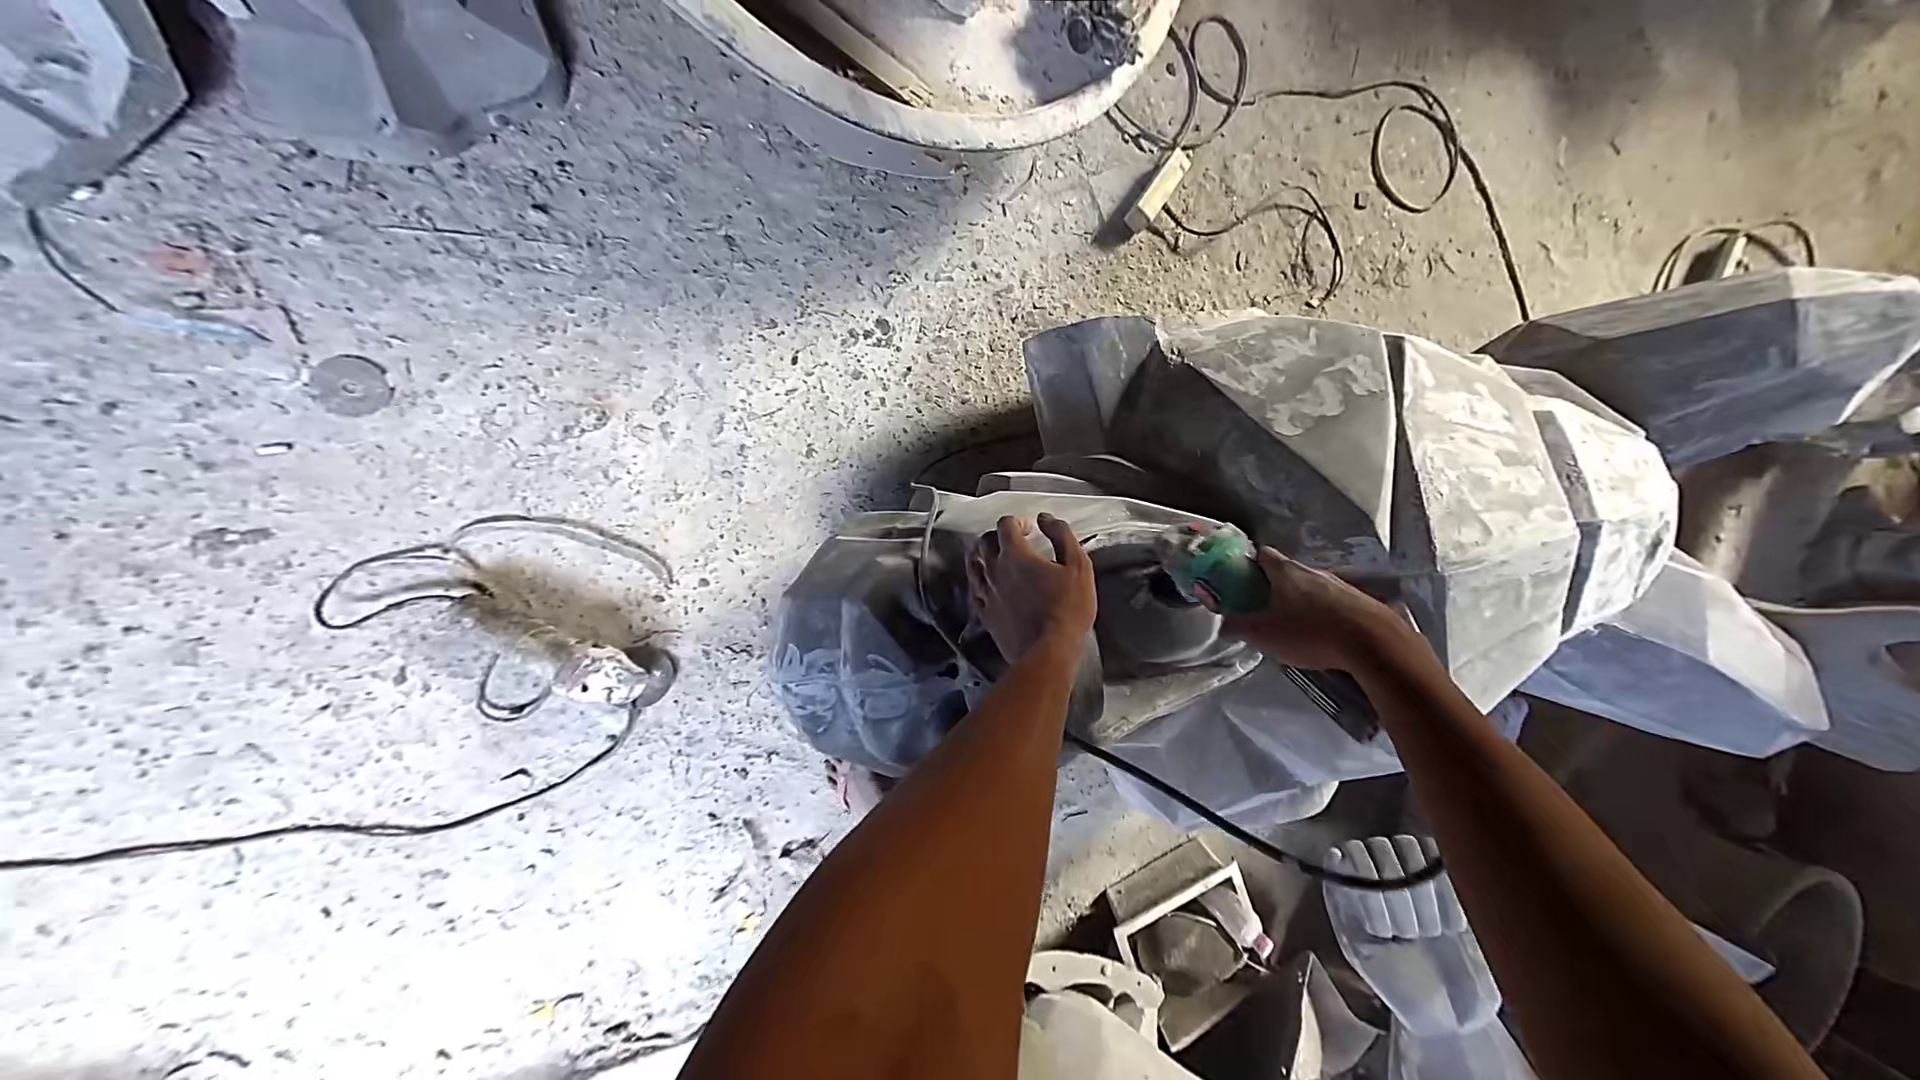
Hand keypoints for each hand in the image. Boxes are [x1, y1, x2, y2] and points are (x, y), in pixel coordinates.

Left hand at [966, 514, 1095, 661]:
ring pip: (974, 565)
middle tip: (1015, 543)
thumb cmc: (1068, 608)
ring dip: (985, 557)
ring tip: (998, 560)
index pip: (1005, 525)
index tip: (1030, 529)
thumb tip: (1046, 519)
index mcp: (1015, 555)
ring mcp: (986, 593)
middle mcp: (994, 570)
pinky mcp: (984, 614)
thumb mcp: (1078, 566)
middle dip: (999, 537)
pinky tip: (990, 586)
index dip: (1018, 522)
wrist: (1048, 651)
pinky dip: (980, 582)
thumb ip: (1062, 535)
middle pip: (985, 542)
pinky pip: (975, 591)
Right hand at [1221, 547, 1405, 671]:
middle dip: (1273, 587)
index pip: (1261, 554)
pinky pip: (1335, 604)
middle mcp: (1313, 571)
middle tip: (1262, 608)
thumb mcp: (1262, 634)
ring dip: (1301, 601)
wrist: (1375, 644)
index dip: (1248, 563)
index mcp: (1285, 571)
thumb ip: (1236, 626)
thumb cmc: (1311, 633)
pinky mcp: (1362, 603)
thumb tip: (1222, 623)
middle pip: (1287, 572)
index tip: (1240, 578)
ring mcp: (1341, 585)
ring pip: (1312, 588)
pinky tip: (1323, 636)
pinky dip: (1325, 615)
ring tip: (1293, 626)